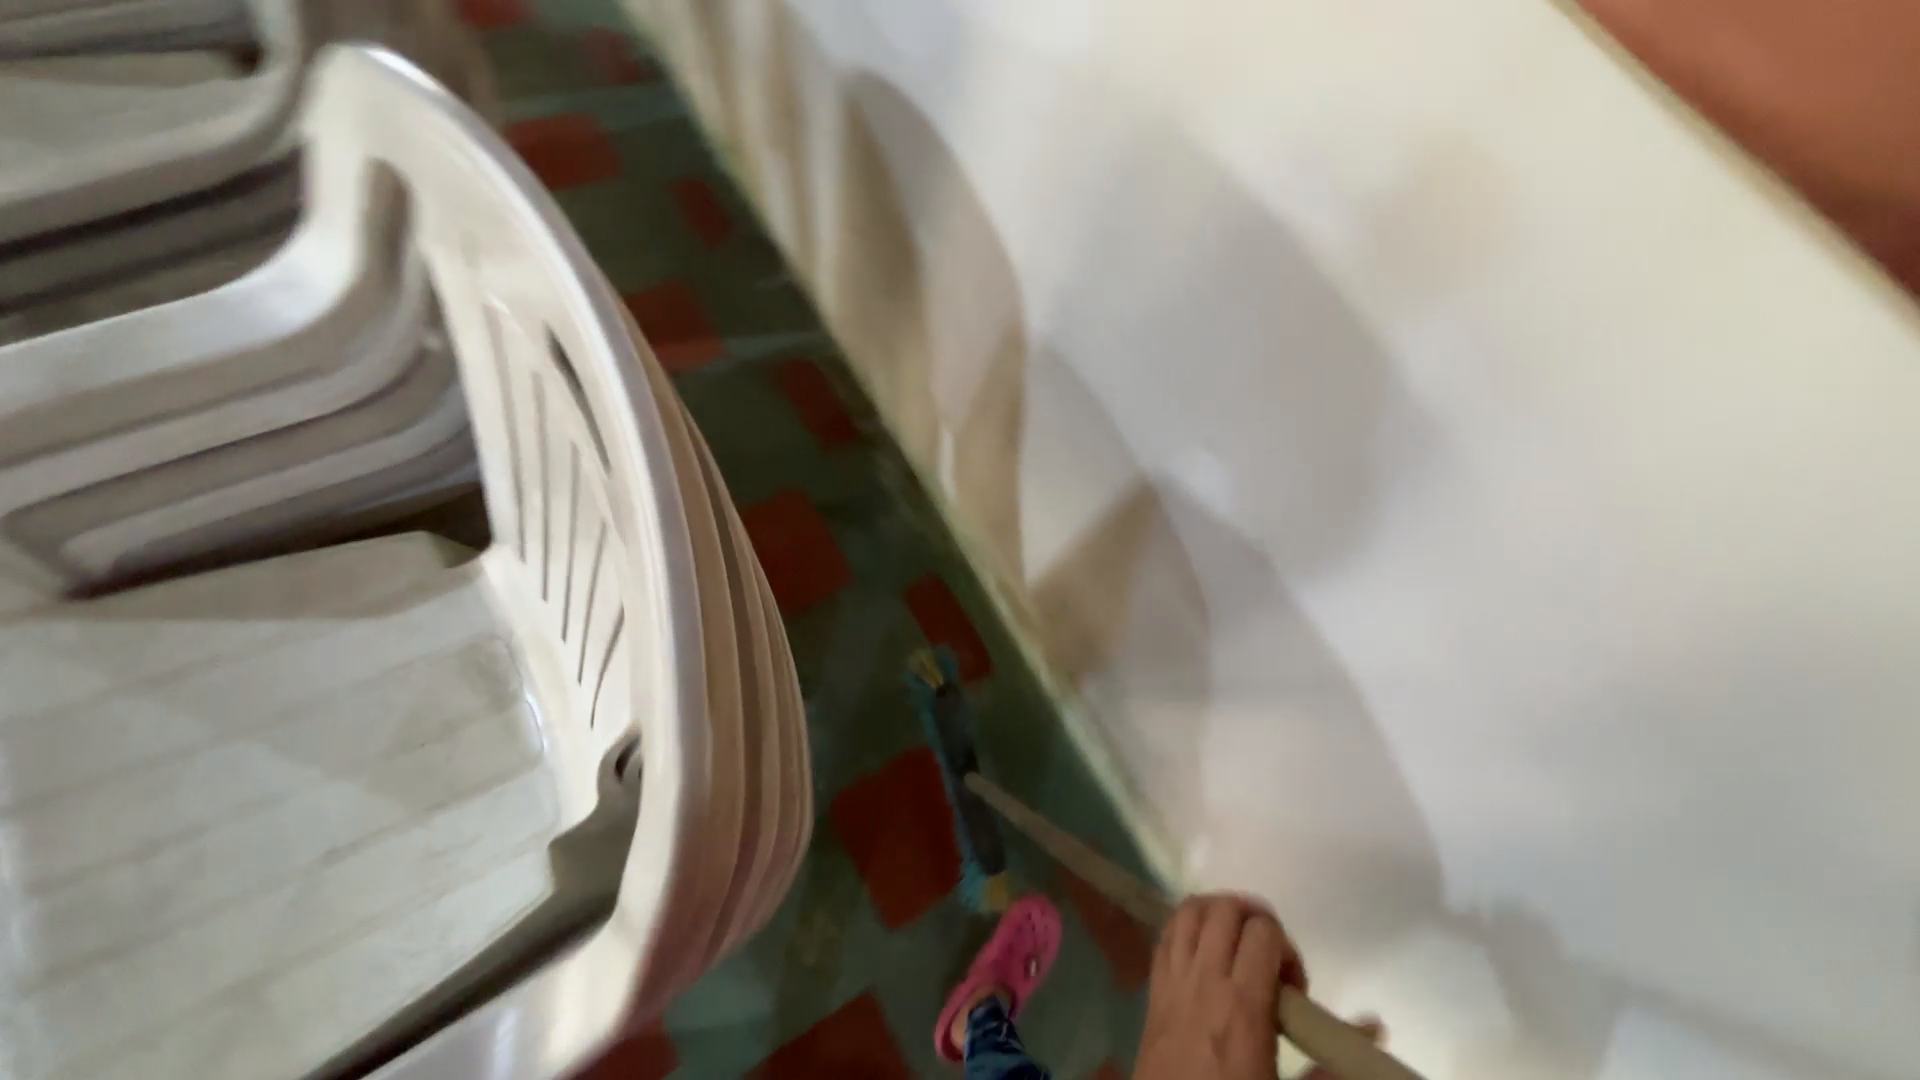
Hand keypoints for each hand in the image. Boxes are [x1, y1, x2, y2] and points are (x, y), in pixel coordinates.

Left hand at [1133, 893, 1381, 1079]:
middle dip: (1254, 920)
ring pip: (1191, 911)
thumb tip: (1375, 1027)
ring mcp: (1174, 979)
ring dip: (1218, 912)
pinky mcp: (1153, 987)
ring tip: (1239, 940)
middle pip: (1225, 910)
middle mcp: (1205, 980)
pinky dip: (1188, 925)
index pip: (1262, 933)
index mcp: (1242, 1006)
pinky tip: (1206, 949)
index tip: (1294, 987)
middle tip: (1271, 956)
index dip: (1286, 948)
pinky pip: (1167, 934)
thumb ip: (1328, 1067)